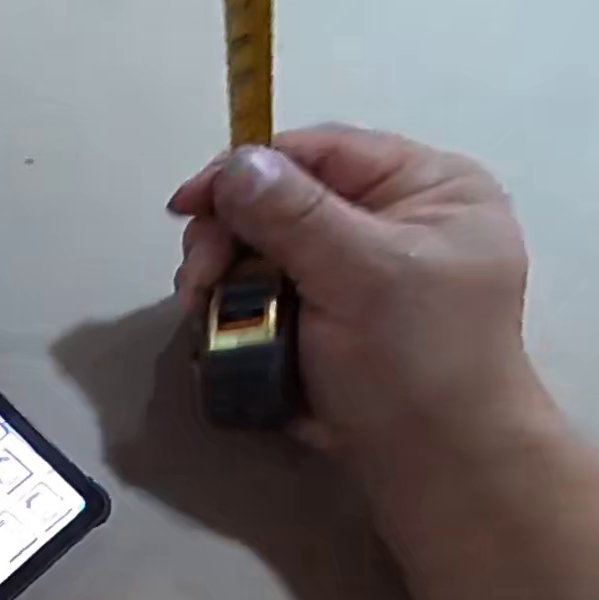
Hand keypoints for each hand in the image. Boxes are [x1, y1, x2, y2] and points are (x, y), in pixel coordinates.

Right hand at [168, 125, 545, 469]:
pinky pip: (236, 291)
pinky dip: (215, 306)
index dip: (243, 171)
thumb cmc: (411, 355)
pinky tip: (211, 326)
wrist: (413, 446)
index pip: (314, 153)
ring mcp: (322, 268)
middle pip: (264, 202)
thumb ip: (298, 217)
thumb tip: (235, 165)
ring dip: (210, 278)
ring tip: (201, 311)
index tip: (185, 205)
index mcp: (412, 187)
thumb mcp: (364, 274)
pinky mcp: (289, 309)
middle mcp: (365, 219)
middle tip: (198, 284)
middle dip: (220, 239)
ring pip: (241, 250)